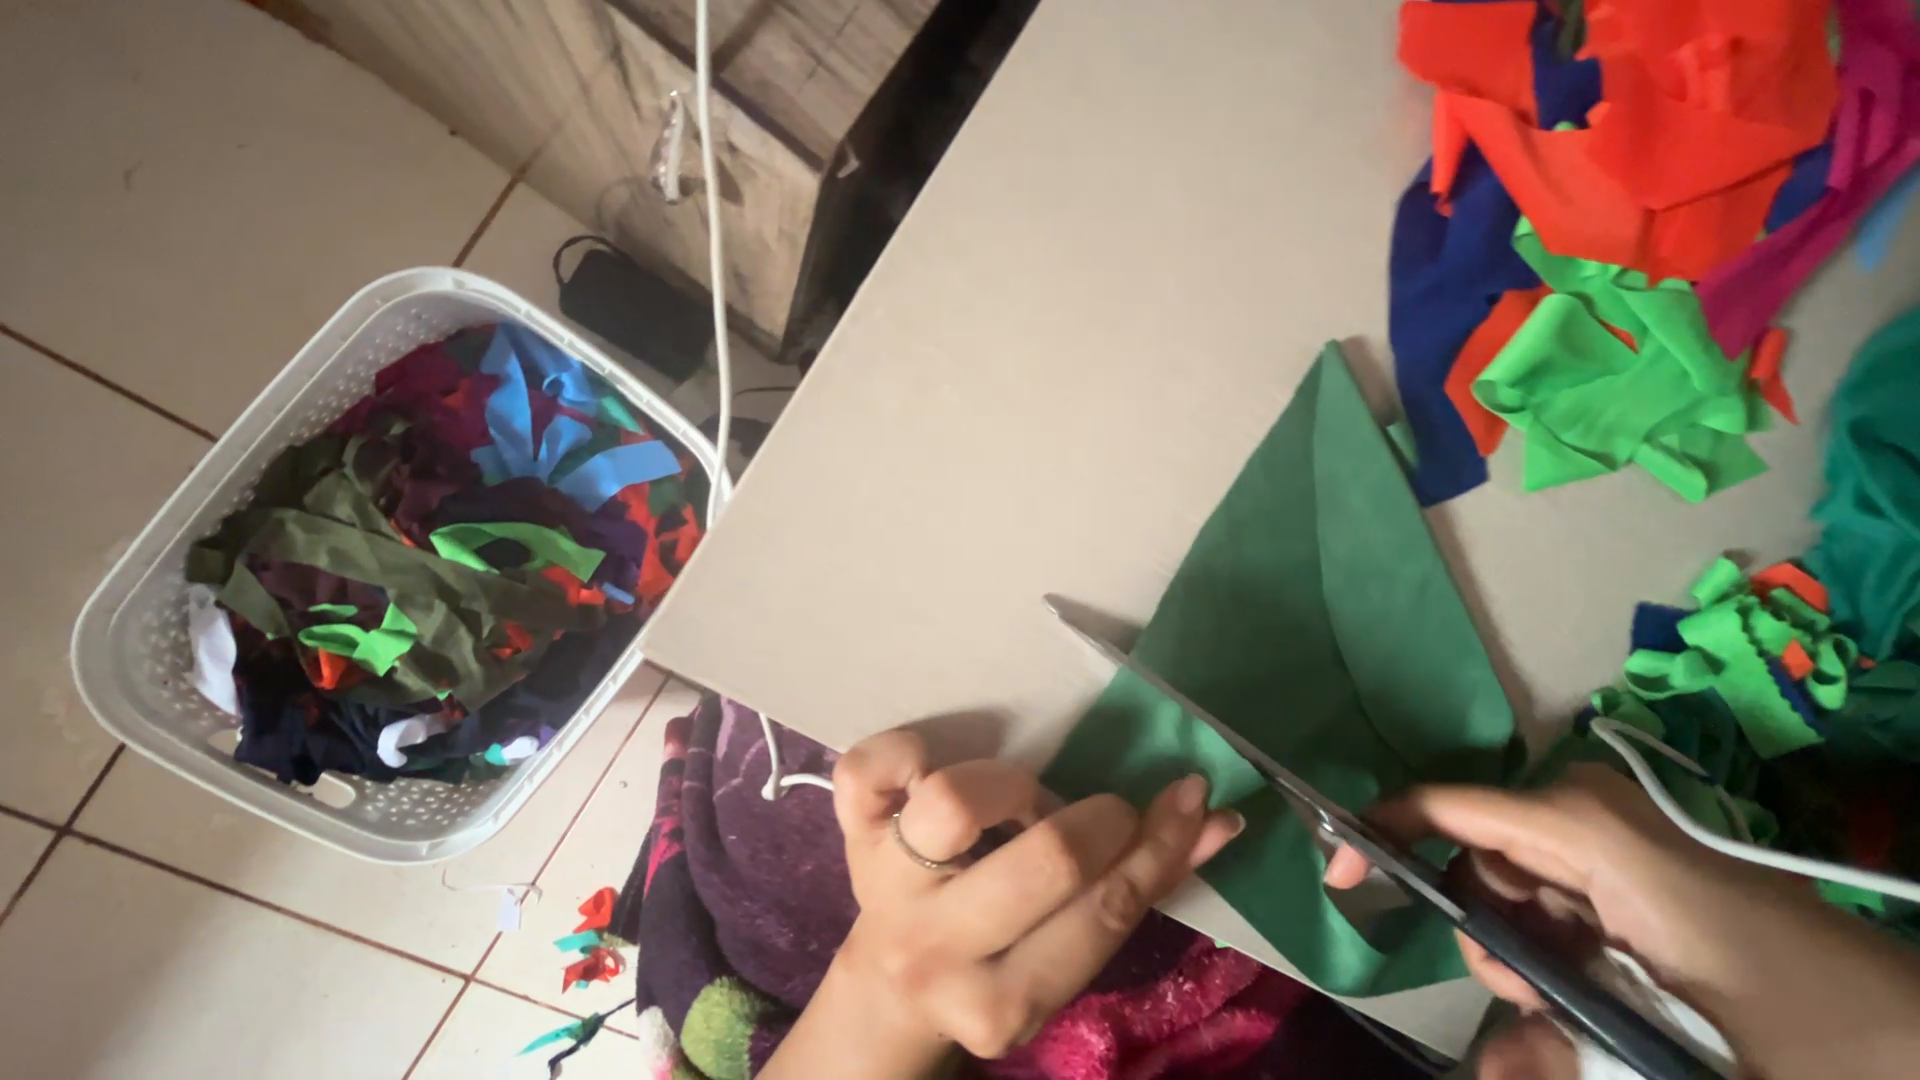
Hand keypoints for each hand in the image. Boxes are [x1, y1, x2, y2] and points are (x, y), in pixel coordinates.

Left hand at [762, 728, 1242, 1078]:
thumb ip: (1139, 887)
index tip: (1188, 795)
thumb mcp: (1065, 955)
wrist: (894, 982)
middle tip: (1100, 813)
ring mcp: (882, 886)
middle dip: (1096, 821)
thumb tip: (1216, 818)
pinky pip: (869, 766)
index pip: (1101, 912)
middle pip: (1043, 858)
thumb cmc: (998, 962)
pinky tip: (935, 769)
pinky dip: (909, 749)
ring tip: (1018, 803)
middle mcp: (935, 950)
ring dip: (1011, 784)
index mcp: (1002, 1002)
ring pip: (955, 801)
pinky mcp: (847, 832)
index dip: (1158, 845)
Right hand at [1324, 764, 1919, 1079]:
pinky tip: (1583, 998)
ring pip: (1511, 884)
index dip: (1380, 832)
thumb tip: (1485, 1069)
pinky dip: (1549, 950)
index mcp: (1590, 831)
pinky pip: (1555, 898)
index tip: (1341, 879)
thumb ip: (1555, 1053)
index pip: (1448, 807)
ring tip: (1568, 1008)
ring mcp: (1616, 842)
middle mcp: (1592, 818)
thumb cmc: (1820, 1038)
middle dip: (1482, 931)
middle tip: (1531, 996)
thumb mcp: (1668, 1052)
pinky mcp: (1635, 869)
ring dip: (1517, 951)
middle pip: (1476, 857)